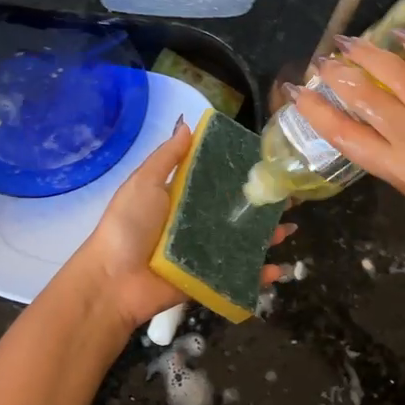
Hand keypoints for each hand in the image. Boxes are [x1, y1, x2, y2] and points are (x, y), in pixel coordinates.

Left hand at [65, 119, 289, 330]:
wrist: (114, 279)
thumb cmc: (128, 225)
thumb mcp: (145, 182)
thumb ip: (168, 157)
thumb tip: (187, 124)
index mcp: (181, 198)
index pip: (217, 182)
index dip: (241, 175)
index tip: (269, 164)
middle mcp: (195, 224)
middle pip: (236, 213)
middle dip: (263, 207)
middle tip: (290, 198)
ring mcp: (204, 254)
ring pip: (243, 243)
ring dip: (268, 237)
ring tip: (291, 230)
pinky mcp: (208, 280)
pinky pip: (238, 276)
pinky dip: (259, 274)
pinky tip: (278, 268)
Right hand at [293, 32, 404, 255]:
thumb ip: (384, 153)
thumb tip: (353, 113)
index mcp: (402, 171)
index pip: (345, 134)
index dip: (315, 110)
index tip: (297, 91)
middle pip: (366, 98)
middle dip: (337, 74)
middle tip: (322, 61)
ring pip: (400, 75)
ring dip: (368, 54)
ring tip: (349, 42)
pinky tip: (402, 35)